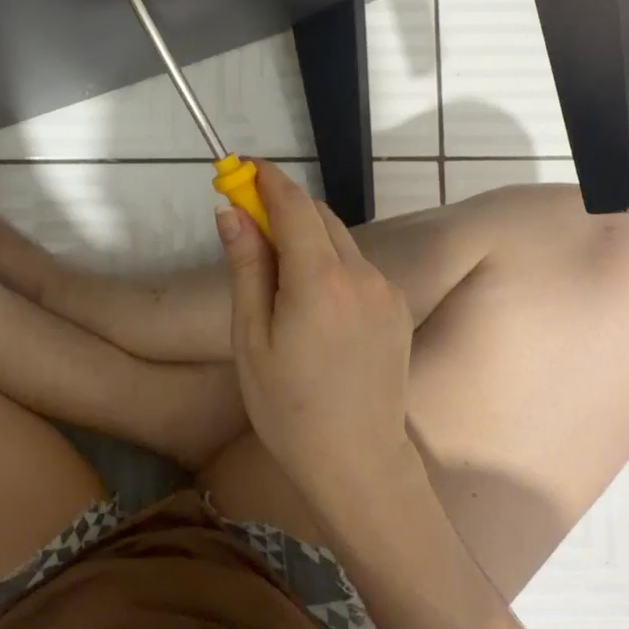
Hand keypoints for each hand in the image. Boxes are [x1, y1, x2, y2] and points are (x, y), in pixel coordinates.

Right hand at [216, 160, 414, 492]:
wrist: (357, 461)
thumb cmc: (287, 406)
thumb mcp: (251, 337)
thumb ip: (247, 267)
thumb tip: (231, 211)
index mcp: (320, 280)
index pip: (293, 205)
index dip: (265, 179)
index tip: (239, 166)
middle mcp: (361, 274)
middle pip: (319, 215)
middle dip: (282, 204)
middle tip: (245, 217)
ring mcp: (385, 291)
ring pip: (339, 239)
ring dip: (305, 233)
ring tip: (272, 266)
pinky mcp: (397, 308)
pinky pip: (357, 266)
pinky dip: (327, 260)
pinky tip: (307, 296)